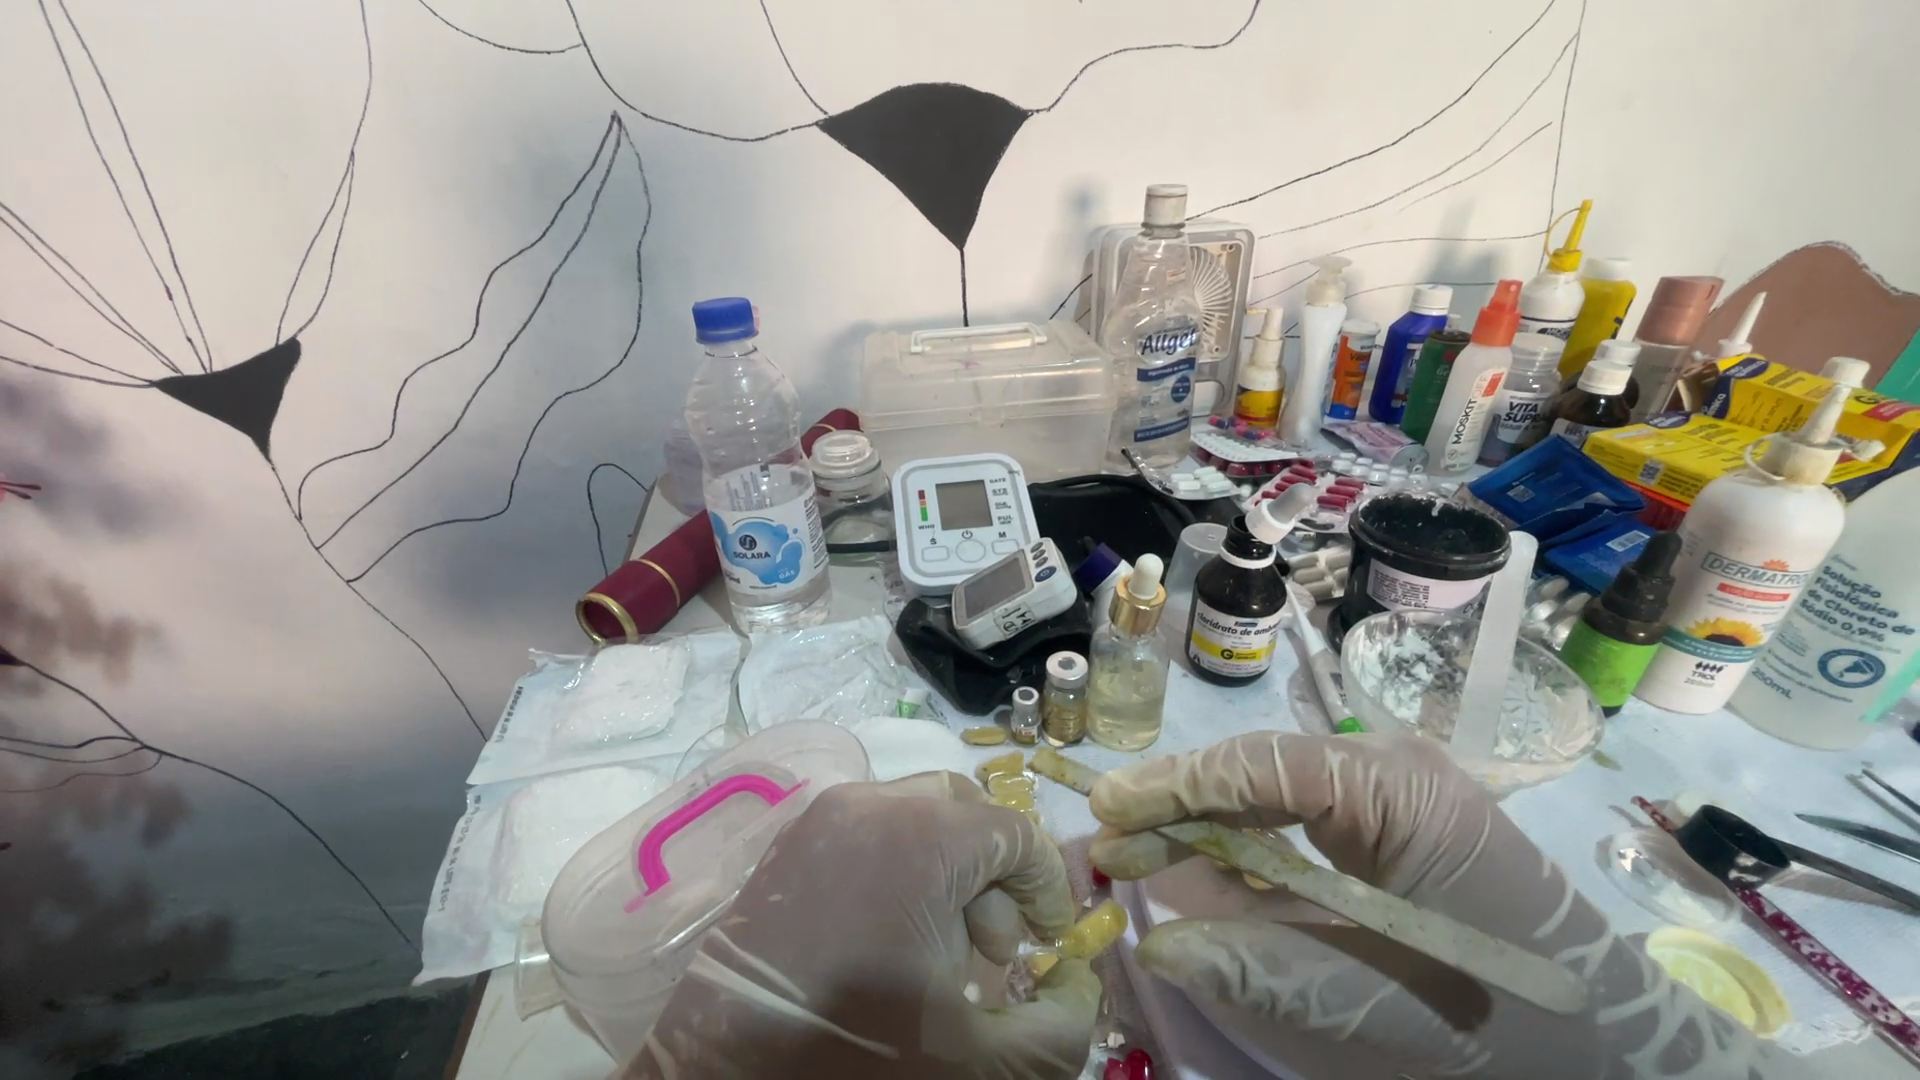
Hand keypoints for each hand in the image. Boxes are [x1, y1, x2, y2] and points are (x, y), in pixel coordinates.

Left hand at [622, 771, 1100, 1078]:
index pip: (1013, 832)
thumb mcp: (982, 1064)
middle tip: (993, 948)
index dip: (1046, 885)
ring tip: (942, 947)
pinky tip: (892, 935)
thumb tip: (1079, 985)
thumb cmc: (860, 1060)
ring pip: (916, 815)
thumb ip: (1061, 1024)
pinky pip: (870, 830)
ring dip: (949, 868)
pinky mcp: (790, 842)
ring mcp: (823, 817)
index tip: (1049, 943)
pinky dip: (901, 865)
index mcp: (922, 838)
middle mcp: (871, 805)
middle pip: (965, 812)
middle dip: (994, 874)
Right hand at [1088, 733, 1810, 1079]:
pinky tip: (1191, 861)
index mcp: (1403, 793)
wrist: (1613, 1060)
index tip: (1109, 806)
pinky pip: (1294, 821)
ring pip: (1268, 791)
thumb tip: (1154, 944)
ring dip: (1200, 823)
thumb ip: (1256, 967)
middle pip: (1258, 770)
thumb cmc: (1499, 1031)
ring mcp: (1393, 791)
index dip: (1179, 783)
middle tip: (1106, 835)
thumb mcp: (1369, 1005)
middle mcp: (1393, 770)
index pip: (1266, 764)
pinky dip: (1239, 844)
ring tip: (1131, 847)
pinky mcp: (1387, 821)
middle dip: (1179, 804)